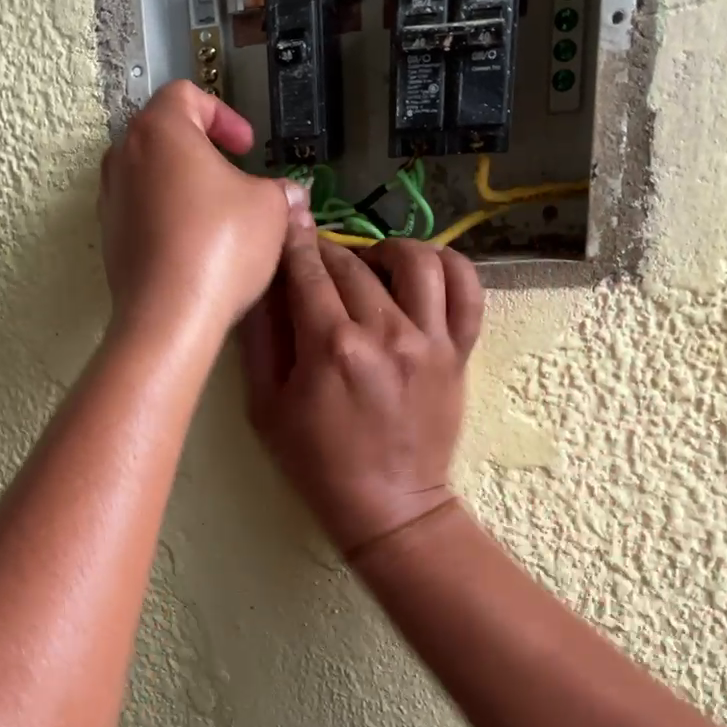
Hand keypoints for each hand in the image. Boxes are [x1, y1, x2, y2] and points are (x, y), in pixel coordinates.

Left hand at [100, 81, 306, 334]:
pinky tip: (197, 245)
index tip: (247, 147)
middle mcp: (123, 156)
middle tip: (235, 174)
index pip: (186, 95)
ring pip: (150, 174)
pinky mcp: (109, 237)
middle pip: (163, 133)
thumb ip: (280, 190)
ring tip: (218, 213)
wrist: (169, 315)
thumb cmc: (221, 245)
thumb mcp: (269, 208)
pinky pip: (142, 211)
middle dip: (203, 148)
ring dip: (184, 184)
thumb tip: (290, 193)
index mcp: (159, 130)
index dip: (223, 114)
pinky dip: (168, 215)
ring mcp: (110, 198)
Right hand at [241, 221, 483, 554]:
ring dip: (384, 250)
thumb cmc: (315, 462)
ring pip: (415, 261)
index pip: (307, 271)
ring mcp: (429, 340)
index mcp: (331, 347)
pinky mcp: (458, 351)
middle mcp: (384, 333)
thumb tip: (259, 285)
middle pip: (352, 263)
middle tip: (311, 259)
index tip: (286, 220)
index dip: (292, 241)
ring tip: (369, 264)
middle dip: (325, 250)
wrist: (388, 506)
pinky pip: (466, 289)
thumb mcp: (265, 408)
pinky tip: (421, 270)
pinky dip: (448, 265)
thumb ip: (261, 341)